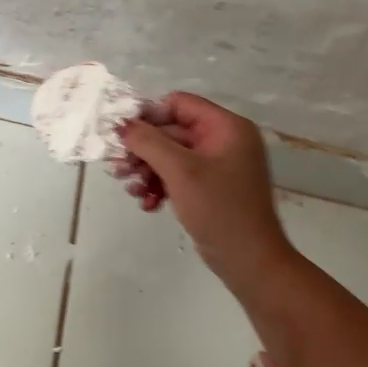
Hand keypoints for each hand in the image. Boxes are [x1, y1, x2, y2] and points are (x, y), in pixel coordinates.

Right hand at [114, 92, 294, 285]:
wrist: (249, 262)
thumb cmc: (220, 209)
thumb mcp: (180, 171)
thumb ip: (148, 141)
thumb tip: (120, 124)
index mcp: (226, 127)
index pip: (179, 104)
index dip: (148, 115)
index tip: (123, 135)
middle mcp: (223, 141)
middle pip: (170, 131)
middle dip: (142, 150)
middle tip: (118, 168)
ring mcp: (216, 166)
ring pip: (169, 155)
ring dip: (146, 170)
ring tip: (131, 189)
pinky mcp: (208, 187)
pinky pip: (176, 176)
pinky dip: (159, 185)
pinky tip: (148, 203)